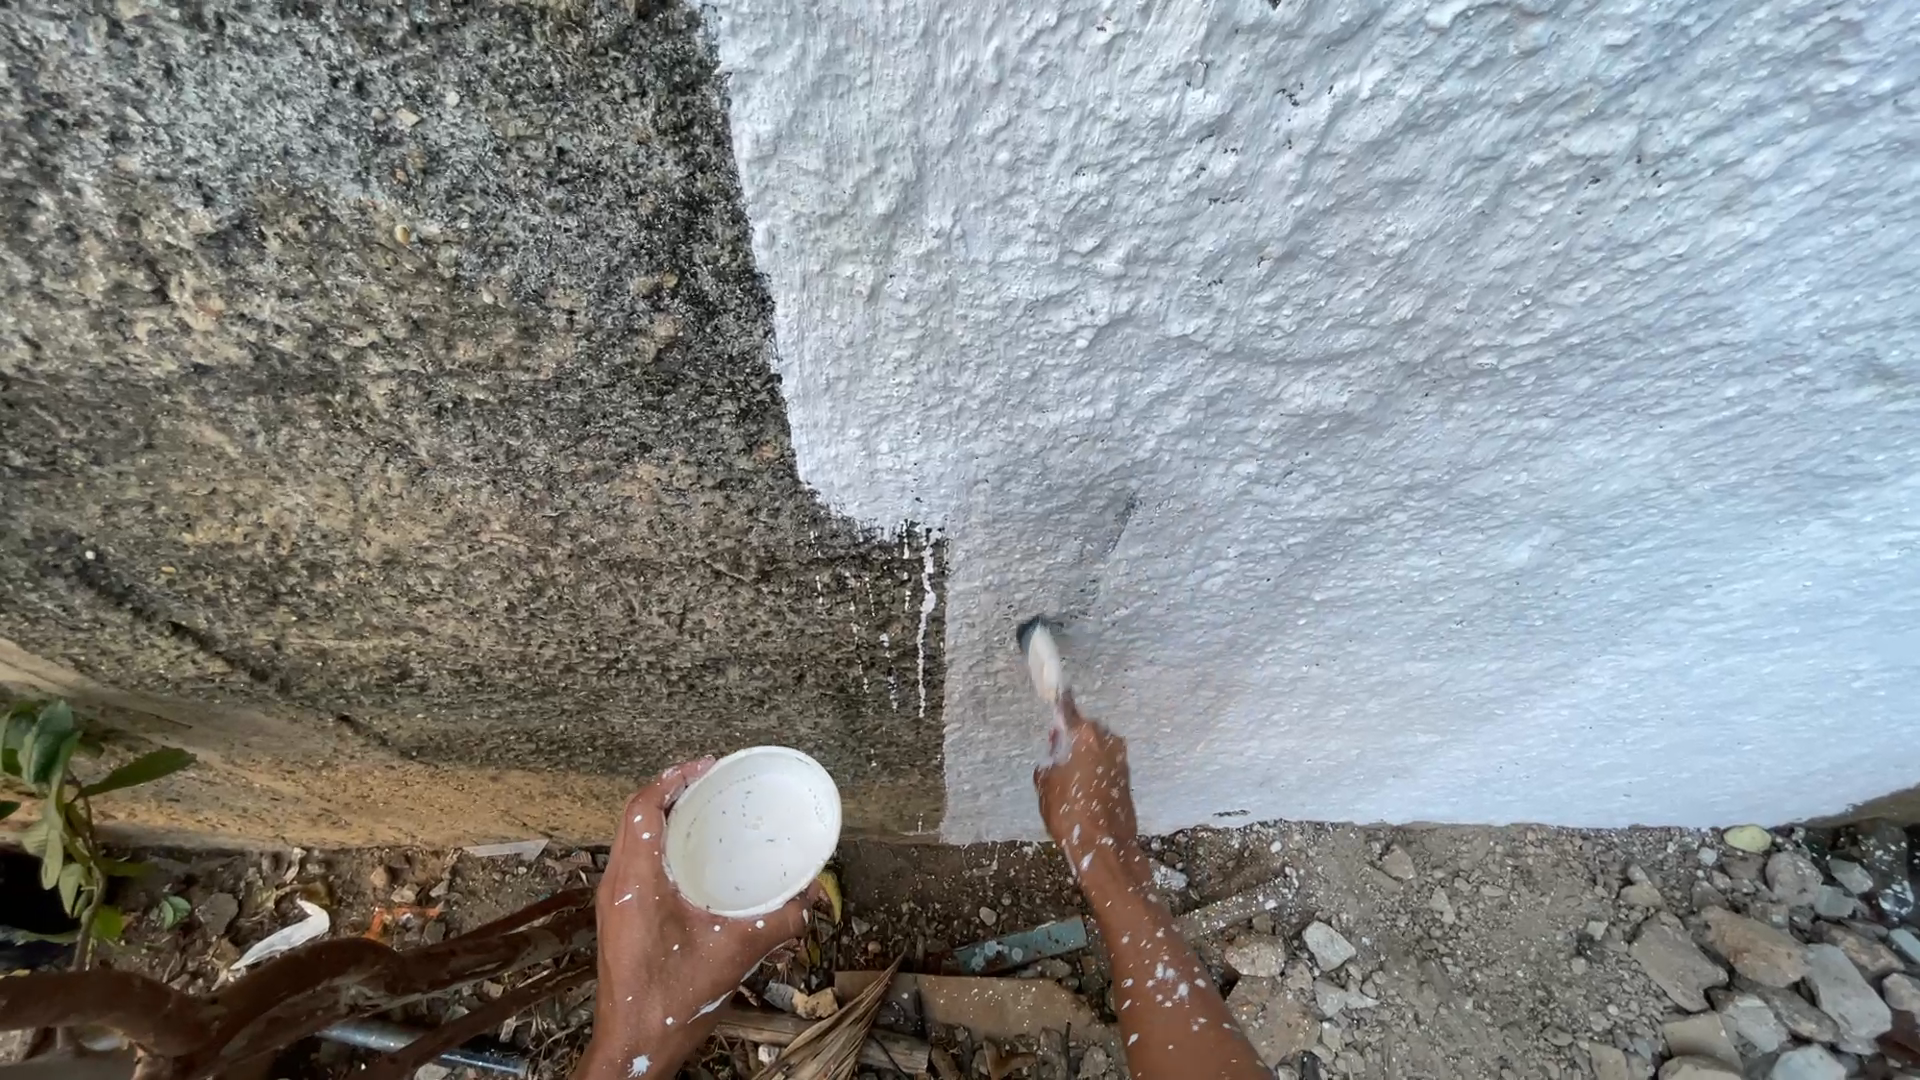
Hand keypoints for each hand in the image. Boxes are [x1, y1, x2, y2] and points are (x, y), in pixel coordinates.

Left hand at [578, 758, 811, 1079]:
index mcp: (636, 883)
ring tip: (701, 801)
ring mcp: (614, 899)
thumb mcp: (735, 954)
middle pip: (635, 814)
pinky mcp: (619, 913)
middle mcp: (618, 884)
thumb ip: (780, 922)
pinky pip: (634, 855)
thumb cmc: (671, 1003)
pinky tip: (690, 847)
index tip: (706, 766)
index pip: (642, 809)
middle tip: (709, 776)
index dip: (672, 778)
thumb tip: (810, 897)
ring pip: (631, 834)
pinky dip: (659, 836)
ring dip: (662, 810)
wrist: (631, 1048)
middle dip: (671, 787)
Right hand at [1033, 695, 1141, 880]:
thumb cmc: (1068, 812)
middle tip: (1056, 753)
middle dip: (1071, 735)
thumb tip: (1056, 745)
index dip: (1058, 696)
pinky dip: (1095, 766)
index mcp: (1084, 734)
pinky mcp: (1127, 775)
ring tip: (1069, 777)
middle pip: (1084, 727)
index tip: (1053, 683)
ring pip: (1096, 745)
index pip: (1067, 706)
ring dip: (1084, 753)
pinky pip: (1106, 761)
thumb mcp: (1045, 783)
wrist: (1104, 848)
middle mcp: (1107, 739)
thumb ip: (1049, 757)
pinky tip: (1083, 786)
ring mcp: (1121, 757)